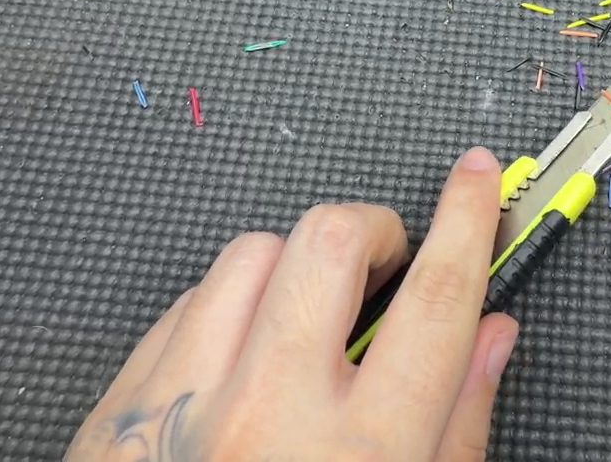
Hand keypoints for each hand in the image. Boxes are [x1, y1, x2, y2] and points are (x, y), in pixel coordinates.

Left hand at [65, 148, 518, 461]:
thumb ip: (460, 425)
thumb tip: (492, 334)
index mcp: (358, 458)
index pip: (436, 298)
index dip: (467, 218)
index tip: (477, 177)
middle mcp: (265, 423)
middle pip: (332, 242)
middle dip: (373, 230)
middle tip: (383, 262)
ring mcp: (181, 411)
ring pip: (255, 253)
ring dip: (295, 269)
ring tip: (305, 323)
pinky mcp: (118, 415)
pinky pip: (189, 303)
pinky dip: (230, 311)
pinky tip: (242, 362)